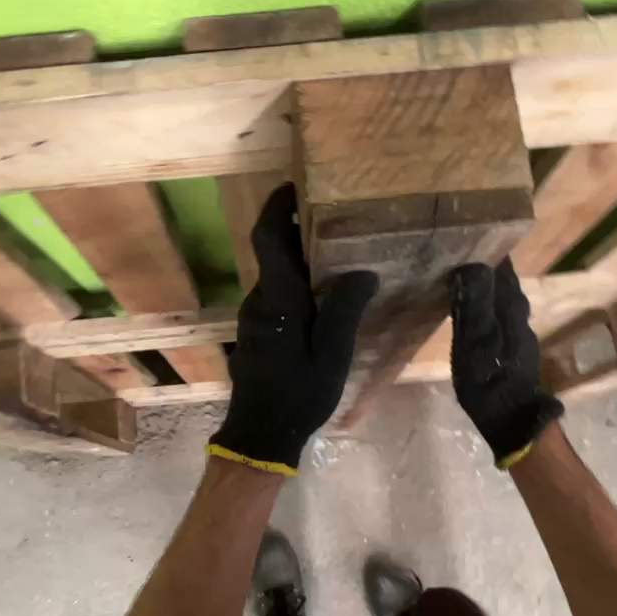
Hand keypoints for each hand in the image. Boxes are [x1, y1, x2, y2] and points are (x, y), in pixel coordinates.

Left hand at [207, 184, 377, 475]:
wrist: (260, 432)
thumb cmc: (299, 392)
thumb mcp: (332, 353)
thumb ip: (345, 308)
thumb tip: (361, 272)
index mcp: (278, 297)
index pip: (267, 237)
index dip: (276, 206)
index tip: (294, 184)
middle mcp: (260, 299)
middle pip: (274, 251)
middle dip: (298, 229)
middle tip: (336, 216)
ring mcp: (255, 316)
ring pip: (277, 275)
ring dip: (301, 259)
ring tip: (339, 254)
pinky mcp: (258, 331)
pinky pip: (279, 294)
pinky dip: (299, 283)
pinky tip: (326, 294)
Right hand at [448, 258, 563, 467]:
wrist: (514, 423)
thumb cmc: (489, 383)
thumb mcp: (473, 345)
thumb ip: (474, 307)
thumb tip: (472, 267)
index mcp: (510, 313)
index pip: (502, 273)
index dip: (491, 255)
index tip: (474, 238)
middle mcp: (521, 320)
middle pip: (506, 286)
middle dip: (490, 270)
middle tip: (467, 256)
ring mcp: (522, 338)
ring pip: (506, 303)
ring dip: (491, 290)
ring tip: (469, 282)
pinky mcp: (519, 353)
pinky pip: (504, 319)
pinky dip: (492, 309)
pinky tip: (479, 316)